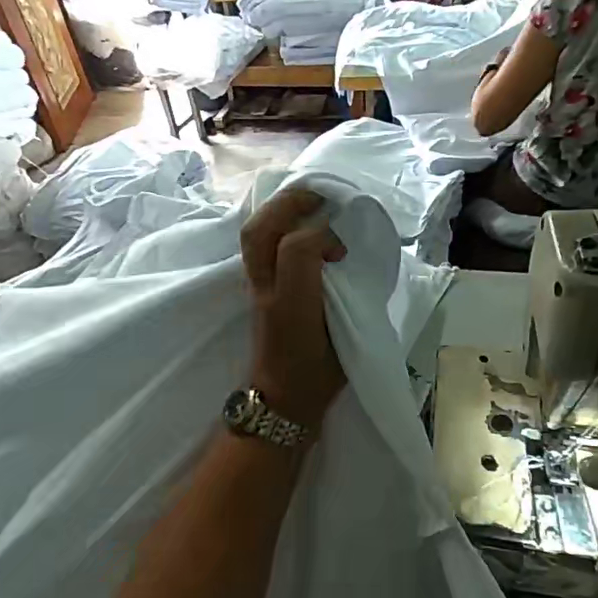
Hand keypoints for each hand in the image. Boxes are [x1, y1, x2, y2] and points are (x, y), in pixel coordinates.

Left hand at [239, 187, 347, 427]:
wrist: (284, 401)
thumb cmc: (317, 373)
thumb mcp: (343, 337)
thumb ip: (345, 294)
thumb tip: (340, 254)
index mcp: (290, 302)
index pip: (296, 248)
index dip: (323, 236)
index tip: (344, 249)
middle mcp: (267, 289)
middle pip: (259, 231)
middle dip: (287, 204)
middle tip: (319, 196)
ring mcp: (257, 287)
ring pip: (253, 235)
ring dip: (277, 209)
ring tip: (307, 201)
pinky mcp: (256, 289)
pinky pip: (257, 245)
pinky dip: (273, 224)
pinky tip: (295, 221)